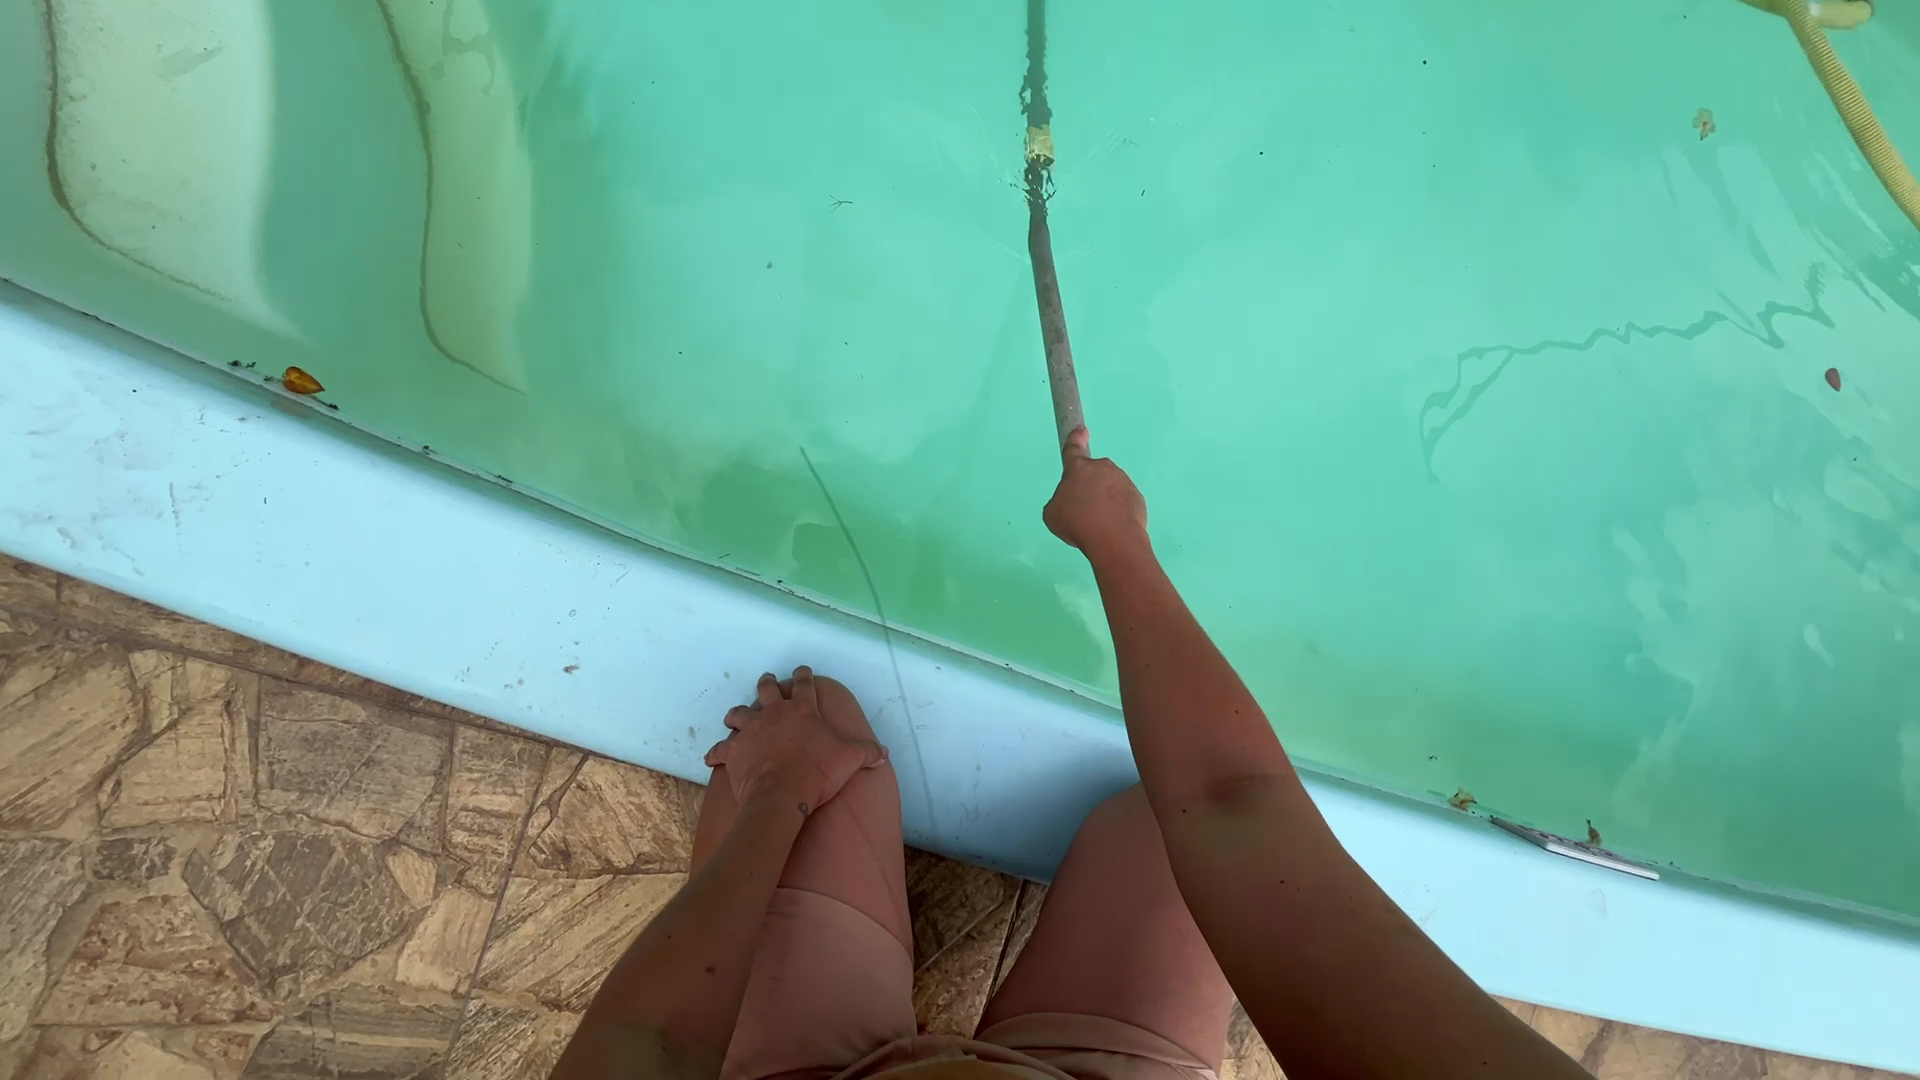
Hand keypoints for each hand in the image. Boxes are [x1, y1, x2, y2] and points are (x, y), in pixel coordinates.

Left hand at [705, 666, 887, 813]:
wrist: (780, 795)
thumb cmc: (817, 773)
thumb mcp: (850, 759)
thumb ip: (867, 752)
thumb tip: (883, 753)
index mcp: (803, 710)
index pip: (805, 684)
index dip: (804, 675)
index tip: (802, 669)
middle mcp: (775, 713)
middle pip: (767, 689)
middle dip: (767, 683)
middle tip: (767, 681)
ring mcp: (751, 730)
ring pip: (739, 712)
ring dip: (737, 713)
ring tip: (736, 715)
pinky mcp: (734, 750)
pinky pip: (720, 749)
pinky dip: (716, 752)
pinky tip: (712, 756)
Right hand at [1044, 427, 1148, 558]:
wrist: (1111, 537)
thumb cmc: (1076, 521)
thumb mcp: (1053, 513)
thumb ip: (1060, 502)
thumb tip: (1068, 503)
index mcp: (1078, 468)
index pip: (1073, 449)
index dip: (1075, 439)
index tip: (1080, 430)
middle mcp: (1102, 468)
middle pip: (1094, 473)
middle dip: (1090, 486)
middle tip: (1084, 510)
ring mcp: (1123, 481)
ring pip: (1111, 488)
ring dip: (1105, 501)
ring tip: (1098, 524)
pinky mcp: (1137, 497)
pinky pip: (1124, 502)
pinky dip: (1119, 512)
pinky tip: (1112, 527)